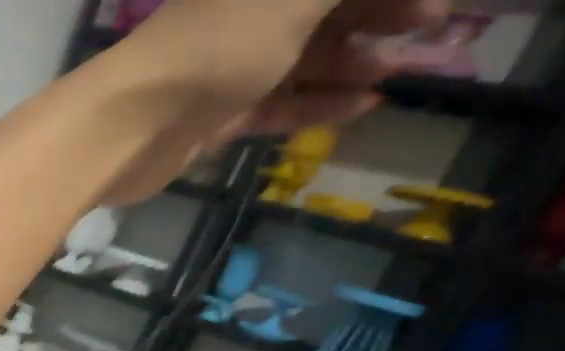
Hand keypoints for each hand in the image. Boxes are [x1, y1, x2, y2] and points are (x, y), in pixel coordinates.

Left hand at [85, 0, 445, 201]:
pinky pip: (279, 105)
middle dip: (381, 10)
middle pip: (325, 6)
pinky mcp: (218, 115)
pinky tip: (364, 106)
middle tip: (435, 27)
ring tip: (401, 72)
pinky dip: (319, 104)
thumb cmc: (216, 44)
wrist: (129, 125)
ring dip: (355, 60)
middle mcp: (247, 11)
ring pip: (305, 57)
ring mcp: (231, 65)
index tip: (433, 2)